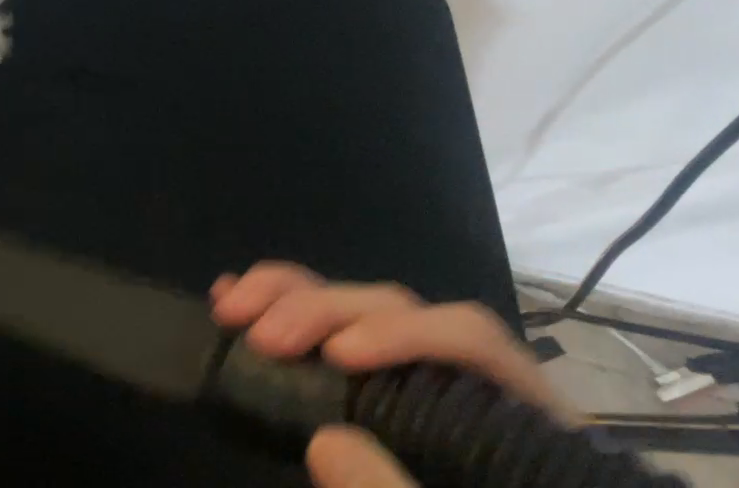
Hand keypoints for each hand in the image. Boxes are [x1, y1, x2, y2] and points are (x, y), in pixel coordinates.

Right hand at [210, 263, 564, 487]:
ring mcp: (396, 372)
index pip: (469, 336)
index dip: (402, 331)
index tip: (338, 357)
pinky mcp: (350, 379)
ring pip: (344, 304)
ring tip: (230, 309)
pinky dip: (267, 304)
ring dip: (282, 296)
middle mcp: (453, 376)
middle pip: (392, 307)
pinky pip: (311, 322)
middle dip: (317, 309)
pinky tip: (227, 299)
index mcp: (512, 415)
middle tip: (262, 339)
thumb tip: (327, 443)